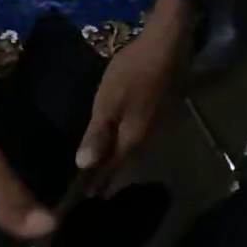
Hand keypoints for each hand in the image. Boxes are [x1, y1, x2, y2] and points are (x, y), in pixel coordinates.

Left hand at [76, 0, 194, 174]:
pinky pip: (141, 135)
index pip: (111, 169)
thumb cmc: (133, 72)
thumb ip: (98, 134)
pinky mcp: (162, 111)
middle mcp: (149, 137)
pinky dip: (127, 142)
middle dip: (108, 174)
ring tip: (102, 166)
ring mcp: (159, 124)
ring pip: (134, 149)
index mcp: (133, 138)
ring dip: (119, 158)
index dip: (95, 184)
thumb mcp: (108, 101)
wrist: (168, 46)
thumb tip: (84, 167)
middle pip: (125, 162)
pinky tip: (120, 137)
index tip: (78, 201)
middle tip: (89, 187)